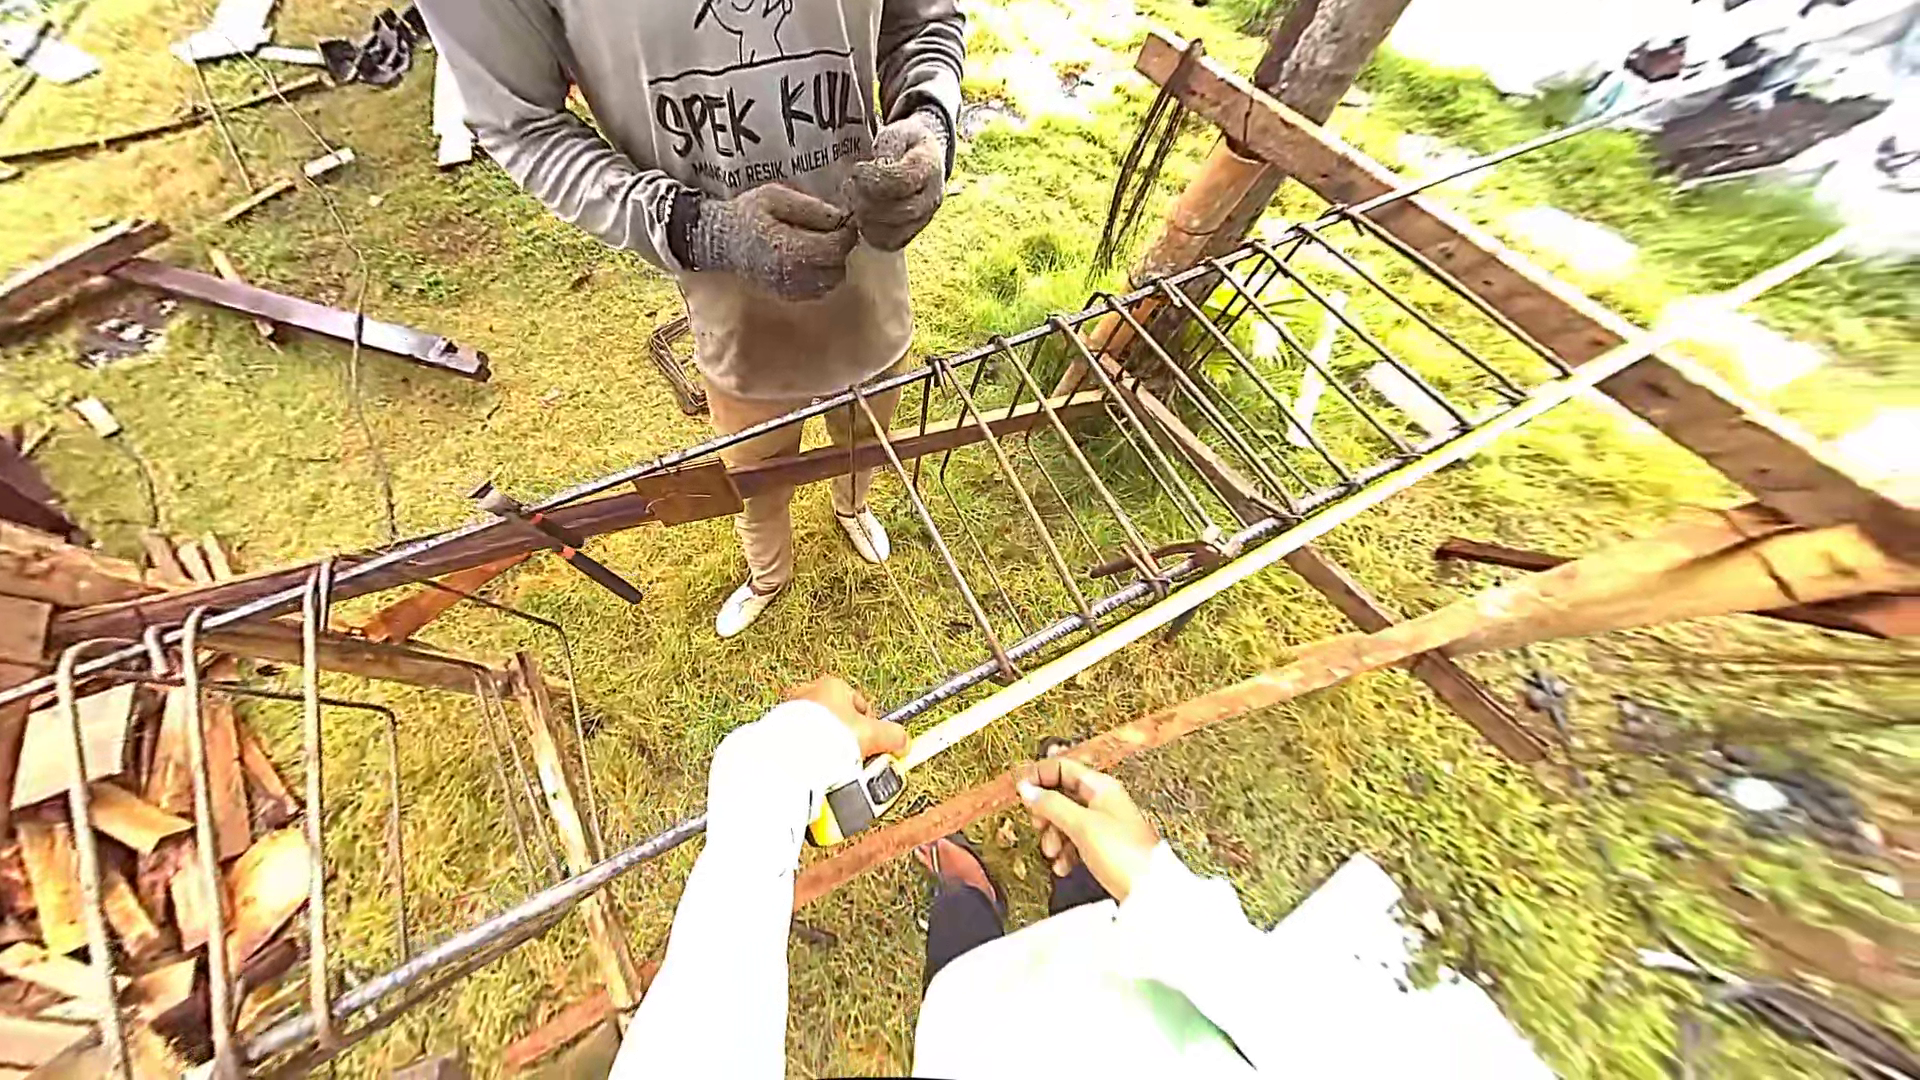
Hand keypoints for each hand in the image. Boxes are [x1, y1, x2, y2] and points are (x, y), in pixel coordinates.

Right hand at [686, 184, 857, 300]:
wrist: (720, 242)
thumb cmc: (747, 214)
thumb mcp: (775, 197)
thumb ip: (810, 208)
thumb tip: (842, 217)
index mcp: (792, 250)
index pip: (836, 247)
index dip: (847, 233)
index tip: (845, 220)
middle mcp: (796, 276)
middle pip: (838, 266)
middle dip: (841, 248)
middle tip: (833, 231)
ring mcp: (794, 290)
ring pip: (832, 281)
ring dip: (833, 263)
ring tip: (821, 244)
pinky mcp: (792, 297)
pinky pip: (820, 289)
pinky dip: (823, 275)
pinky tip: (811, 260)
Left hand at [786, 674, 905, 760]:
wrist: (792, 754)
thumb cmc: (830, 734)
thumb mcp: (871, 734)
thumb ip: (892, 737)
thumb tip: (905, 742)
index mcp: (833, 685)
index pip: (860, 705)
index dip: (871, 728)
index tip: (874, 746)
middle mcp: (809, 693)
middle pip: (837, 720)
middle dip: (847, 740)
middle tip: (855, 760)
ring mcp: (790, 712)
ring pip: (817, 735)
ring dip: (827, 751)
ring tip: (835, 771)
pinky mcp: (776, 733)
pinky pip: (799, 748)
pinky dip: (808, 759)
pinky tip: (815, 773)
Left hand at [843, 107, 947, 251]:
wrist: (925, 160)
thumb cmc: (906, 145)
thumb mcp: (897, 133)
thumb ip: (887, 147)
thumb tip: (877, 166)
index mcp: (929, 166)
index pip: (903, 181)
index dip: (875, 180)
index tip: (857, 171)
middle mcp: (932, 197)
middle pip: (900, 211)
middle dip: (869, 202)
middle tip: (851, 189)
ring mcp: (924, 219)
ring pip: (895, 232)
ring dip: (868, 220)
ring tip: (855, 203)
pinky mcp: (913, 233)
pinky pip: (892, 243)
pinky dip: (872, 234)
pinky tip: (861, 219)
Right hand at [1017, 758, 1158, 901]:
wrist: (1151, 893)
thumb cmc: (1121, 853)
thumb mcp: (1081, 825)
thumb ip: (1051, 804)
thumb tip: (1026, 789)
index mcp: (1099, 786)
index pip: (1062, 767)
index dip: (1039, 776)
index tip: (1021, 792)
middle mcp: (1102, 799)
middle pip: (1062, 794)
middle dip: (1045, 812)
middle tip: (1037, 826)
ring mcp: (1103, 823)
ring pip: (1066, 819)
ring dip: (1054, 836)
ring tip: (1052, 854)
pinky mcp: (1104, 845)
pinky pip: (1075, 840)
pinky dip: (1065, 851)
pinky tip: (1062, 866)